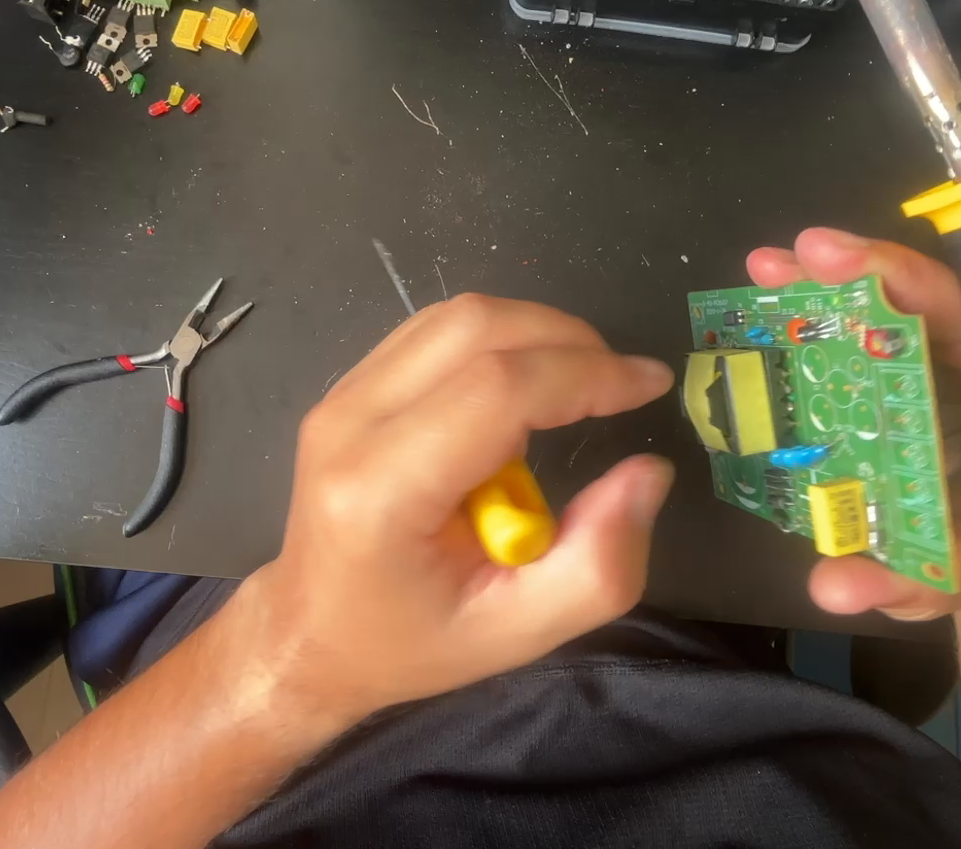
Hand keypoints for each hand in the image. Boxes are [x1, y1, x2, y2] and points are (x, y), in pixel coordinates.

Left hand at [233, 295, 675, 729]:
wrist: (311, 631)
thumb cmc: (409, 642)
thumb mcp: (515, 632)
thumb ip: (598, 566)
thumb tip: (649, 471)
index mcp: (382, 490)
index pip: (495, 390)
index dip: (585, 374)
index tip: (649, 385)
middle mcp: (349, 422)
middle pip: (472, 328)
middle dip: (566, 339)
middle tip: (619, 380)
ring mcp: (340, 395)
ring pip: (453, 318)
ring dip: (532, 332)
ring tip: (578, 381)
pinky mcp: (347, 385)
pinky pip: (433, 332)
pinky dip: (494, 340)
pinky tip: (520, 386)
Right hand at [746, 229, 960, 626]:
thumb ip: (921, 582)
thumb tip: (832, 583)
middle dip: (908, 268)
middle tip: (826, 256)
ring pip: (933, 289)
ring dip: (850, 270)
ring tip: (780, 265)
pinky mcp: (930, 353)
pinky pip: (886, 313)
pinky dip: (829, 294)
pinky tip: (778, 285)